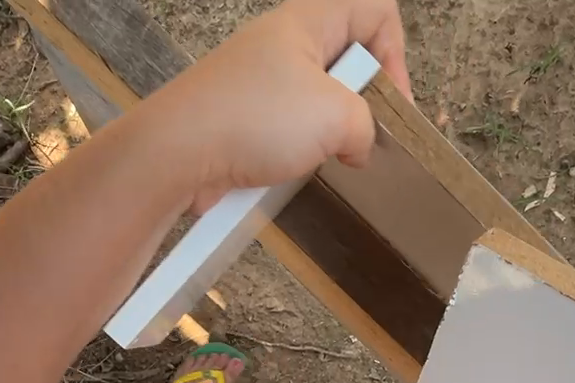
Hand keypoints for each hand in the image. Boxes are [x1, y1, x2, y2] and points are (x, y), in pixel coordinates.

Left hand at [141, 0, 411, 212]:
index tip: (392, 108)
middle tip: (356, 139)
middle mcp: (279, 47)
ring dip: (322, 136)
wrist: (179, 154)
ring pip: (310, 104)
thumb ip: (364, 126)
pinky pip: (278, 134)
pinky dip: (289, 155)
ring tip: (320, 159)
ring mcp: (254, 86)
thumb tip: (360, 146)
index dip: (395, 55)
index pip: (374, 11)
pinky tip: (287, 173)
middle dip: (357, 103)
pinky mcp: (236, 124)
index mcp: (307, 21)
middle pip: (342, 61)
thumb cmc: (257, 120)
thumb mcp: (335, 116)